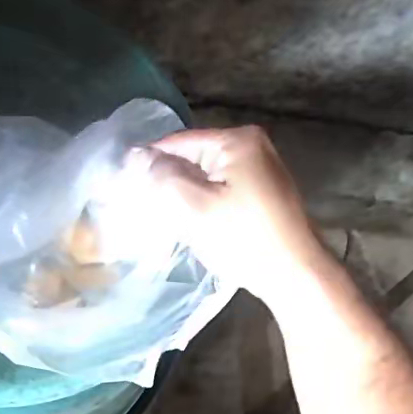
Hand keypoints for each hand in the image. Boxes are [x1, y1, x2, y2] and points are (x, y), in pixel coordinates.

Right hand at [142, 126, 320, 301]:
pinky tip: (185, 220)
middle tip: (136, 203)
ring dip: (180, 192)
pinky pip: (218, 187)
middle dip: (164, 177)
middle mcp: (251, 145)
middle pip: (192, 156)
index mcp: (236, 141)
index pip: (178, 142)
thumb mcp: (194, 207)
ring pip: (204, 174)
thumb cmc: (242, 238)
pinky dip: (199, 200)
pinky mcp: (260, 191)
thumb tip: (138, 157)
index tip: (120, 180)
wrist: (292, 272)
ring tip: (155, 214)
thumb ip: (163, 177)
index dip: (147, 160)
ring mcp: (258, 168)